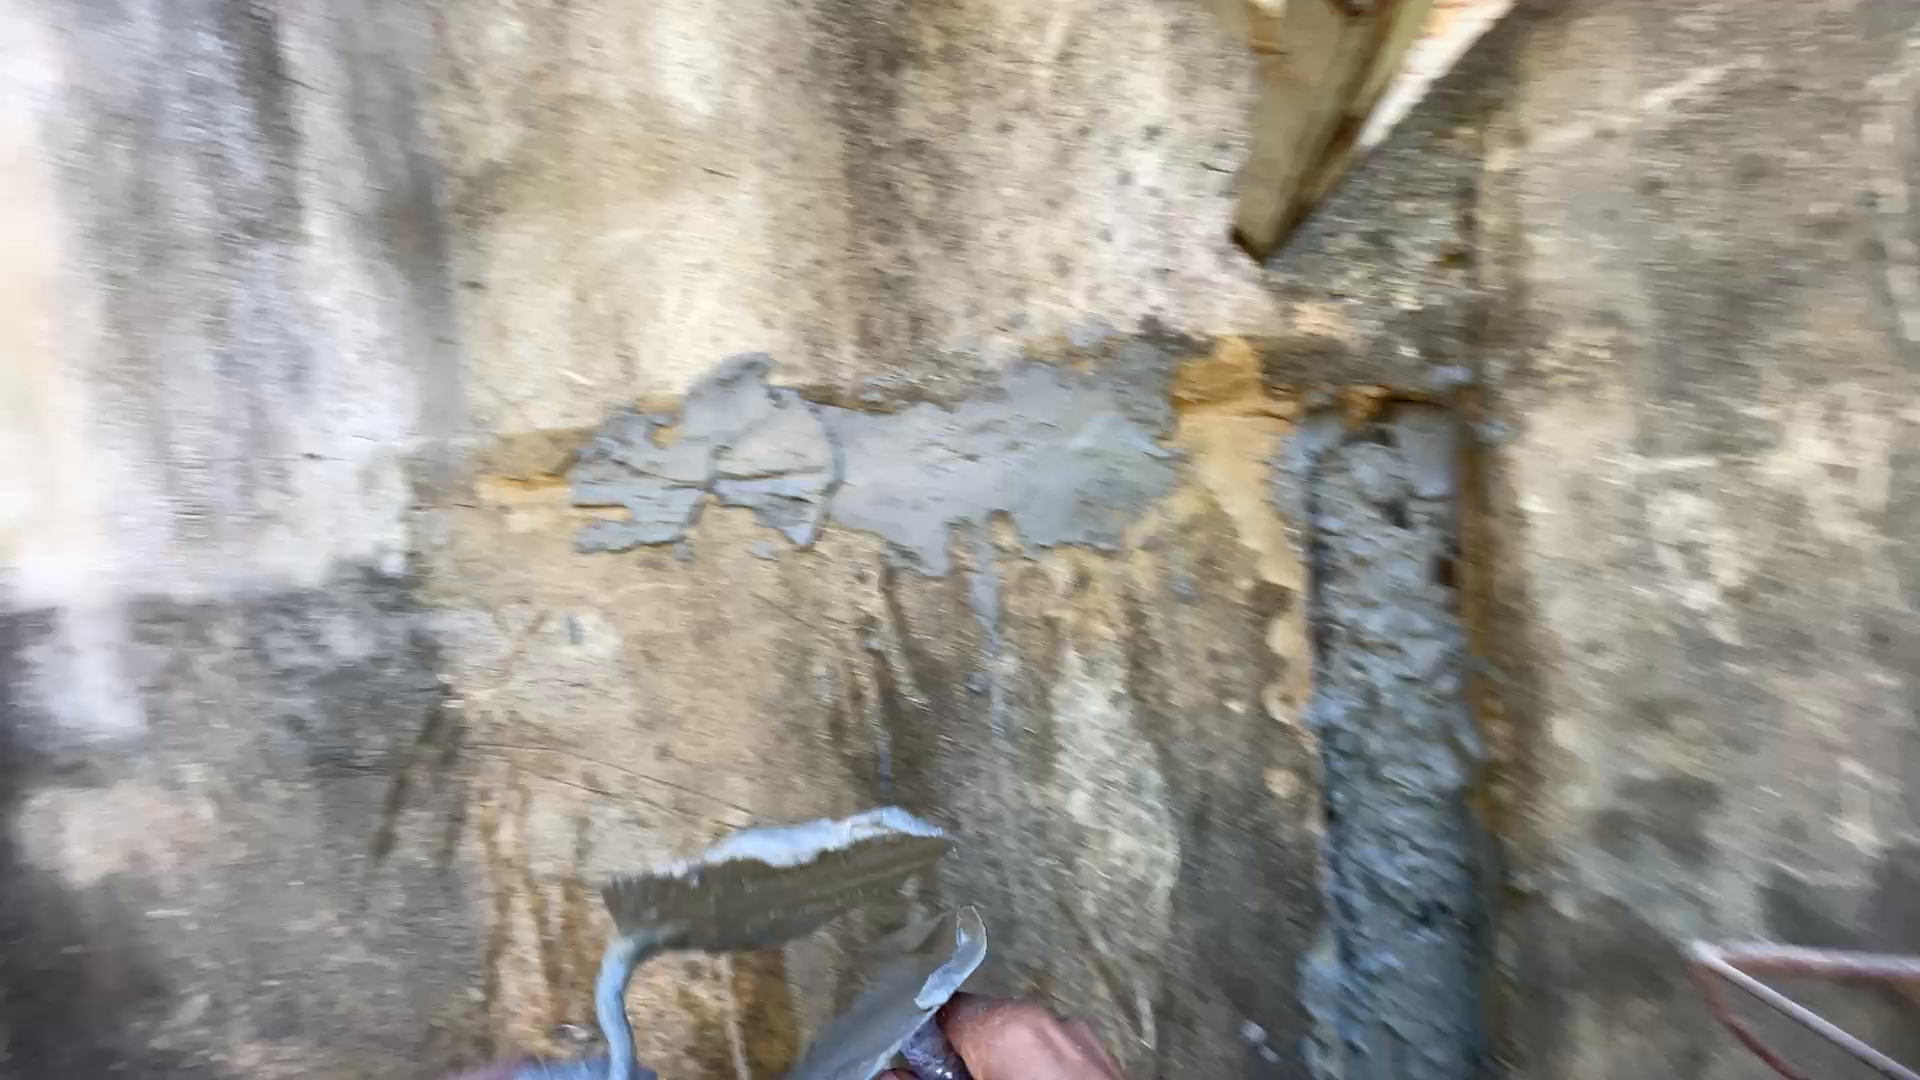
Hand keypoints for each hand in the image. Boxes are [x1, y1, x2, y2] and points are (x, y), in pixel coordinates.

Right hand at [884, 994, 1121, 1079]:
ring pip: (1019, 1043)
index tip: (909, 1064)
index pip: (945, 1009)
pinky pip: (1052, 1059)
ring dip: (997, 1065)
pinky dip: (1033, 1071)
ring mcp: (1082, 1042)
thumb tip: (886, 1073)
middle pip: (981, 1025)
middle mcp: (1048, 1020)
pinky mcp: (1104, 1064)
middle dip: (960, 1057)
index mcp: (1010, 1026)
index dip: (921, 1039)